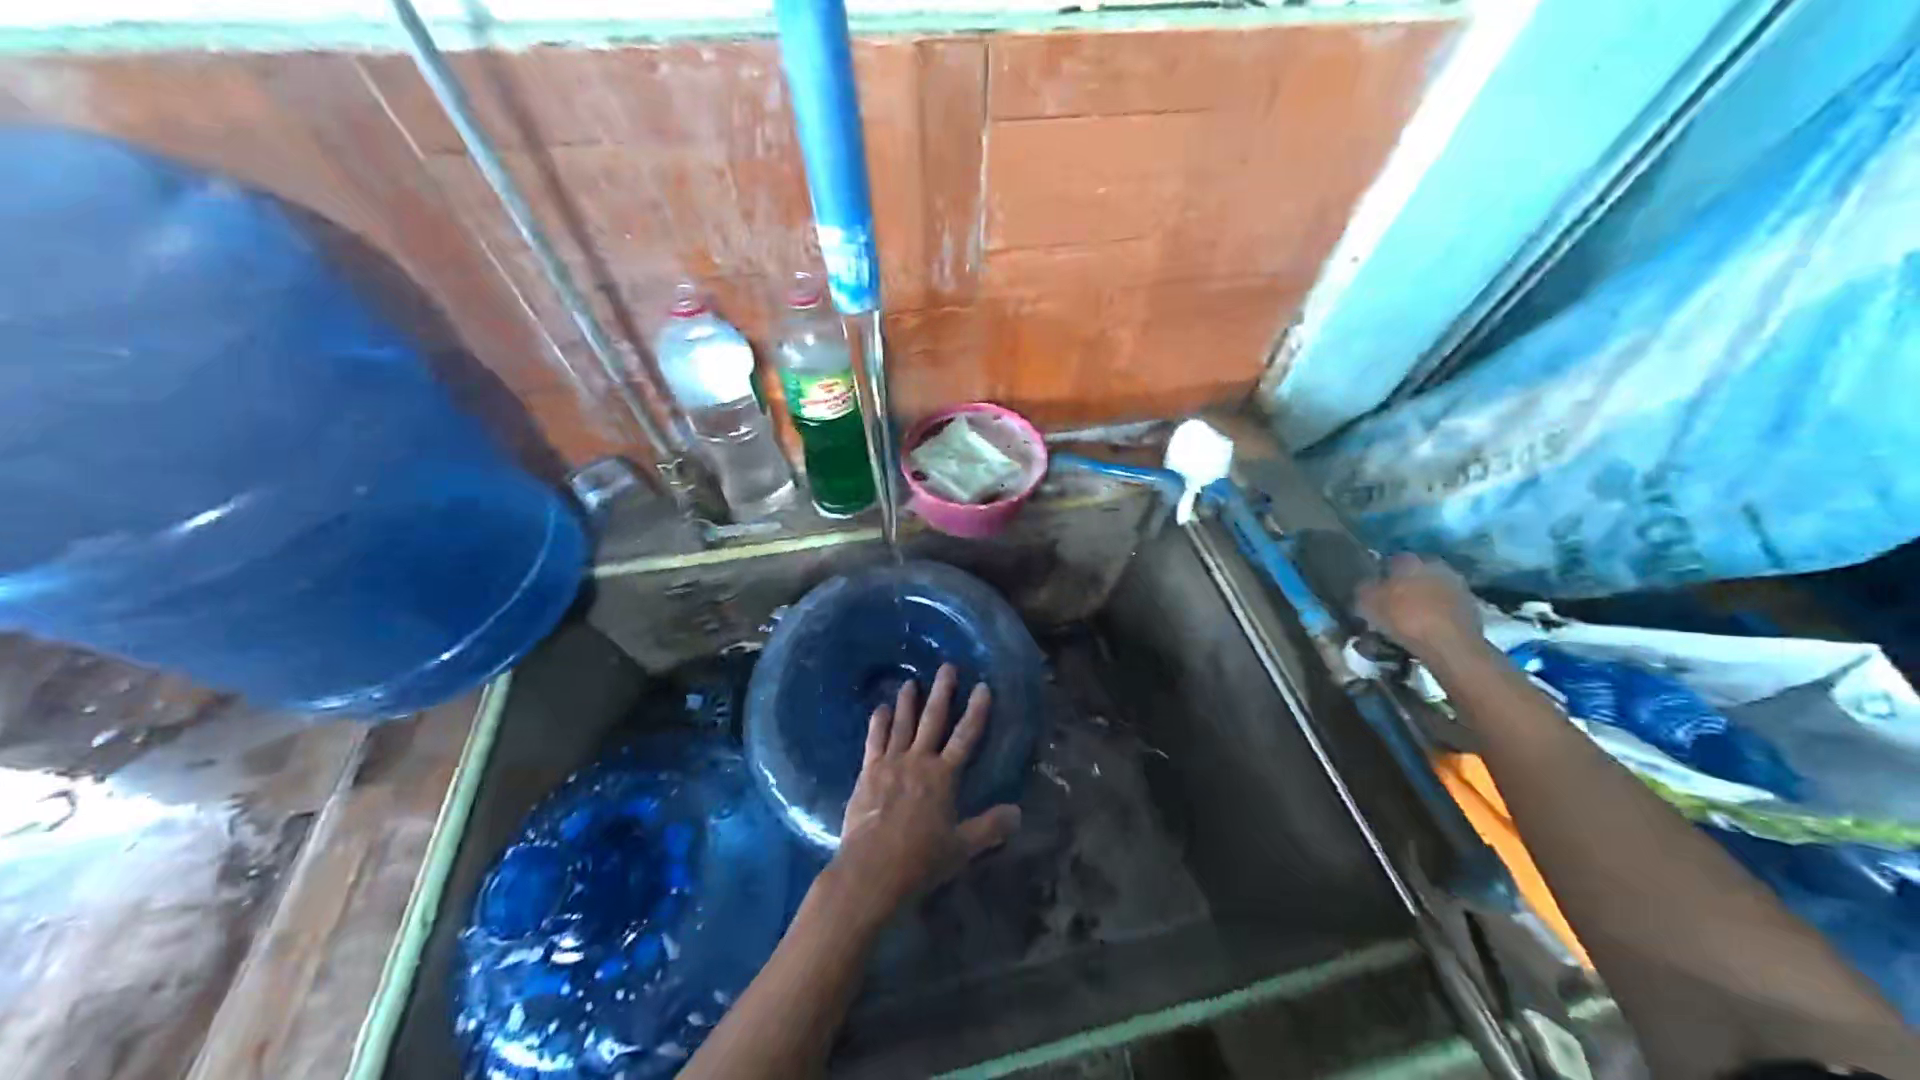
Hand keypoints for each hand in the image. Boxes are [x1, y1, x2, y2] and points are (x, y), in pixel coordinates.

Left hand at [828, 663, 1020, 921]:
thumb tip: (1019, 813)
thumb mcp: (962, 848)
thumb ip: (990, 828)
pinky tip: (880, 709)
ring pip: (902, 724)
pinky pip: (874, 740)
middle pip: (933, 720)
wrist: (871, 869)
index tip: (983, 687)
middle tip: (947, 667)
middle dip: (942, 693)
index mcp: (943, 777)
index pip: (966, 736)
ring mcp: (890, 764)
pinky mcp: (868, 773)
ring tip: (911, 681)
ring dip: (908, 702)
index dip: (976, 711)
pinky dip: (878, 723)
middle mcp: (918, 761)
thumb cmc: (920, 859)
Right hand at [1354, 553, 1483, 658]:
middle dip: (1403, 587)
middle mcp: (1436, 566)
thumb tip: (1365, 586)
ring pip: (1431, 591)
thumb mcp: (1367, 603)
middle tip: (1390, 606)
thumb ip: (1363, 589)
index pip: (1391, 560)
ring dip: (1421, 601)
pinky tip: (1425, 630)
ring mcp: (1458, 587)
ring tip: (1408, 621)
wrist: (1450, 644)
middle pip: (1414, 575)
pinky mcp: (1472, 608)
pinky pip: (1444, 608)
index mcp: (1411, 561)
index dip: (1381, 575)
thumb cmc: (1404, 617)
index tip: (1373, 591)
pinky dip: (1435, 616)